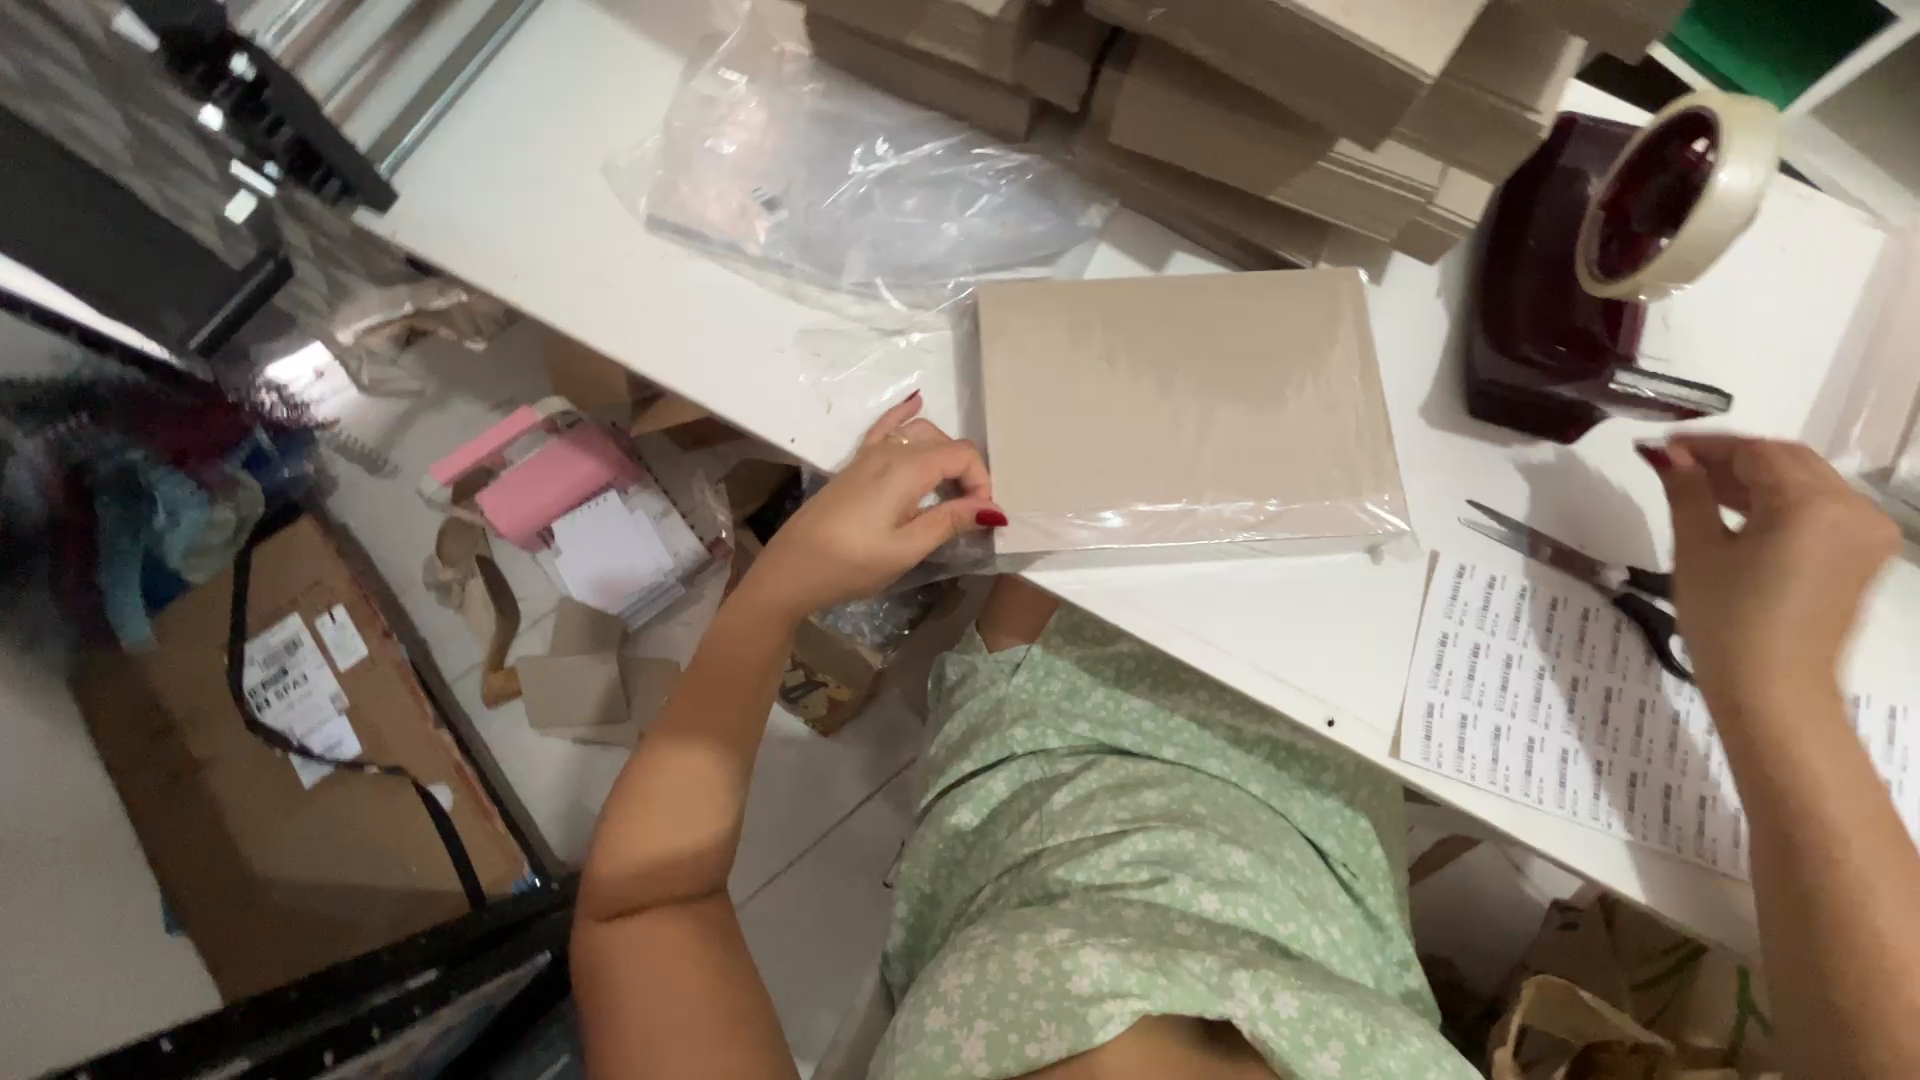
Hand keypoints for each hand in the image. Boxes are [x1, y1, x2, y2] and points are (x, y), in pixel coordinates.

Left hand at [737, 393, 1003, 623]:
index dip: (982, 481)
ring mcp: (868, 455)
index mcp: (906, 469)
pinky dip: (904, 415)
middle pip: (944, 443)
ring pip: (919, 434)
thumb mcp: (906, 549)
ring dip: (944, 454)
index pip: (962, 454)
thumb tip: (992, 508)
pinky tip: (916, 402)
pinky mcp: (854, 465)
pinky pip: (886, 428)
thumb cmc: (851, 565)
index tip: (982, 517)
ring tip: (953, 490)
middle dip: (967, 472)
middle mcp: (889, 451)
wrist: (791, 570)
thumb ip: (949, 522)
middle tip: (971, 513)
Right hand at [1640, 434, 1899, 715]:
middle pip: (1788, 460)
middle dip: (1730, 456)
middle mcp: (1854, 508)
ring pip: (1805, 480)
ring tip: (1695, 485)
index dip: (1705, 444)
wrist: (1773, 684)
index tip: (1658, 447)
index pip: (1756, 452)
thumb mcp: (1696, 550)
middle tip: (1672, 462)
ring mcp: (1867, 531)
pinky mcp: (1862, 552)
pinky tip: (1734, 510)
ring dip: (1752, 476)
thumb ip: (1688, 494)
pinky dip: (1776, 500)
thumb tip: (1670, 457)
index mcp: (1812, 506)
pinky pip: (1819, 507)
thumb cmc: (1724, 617)